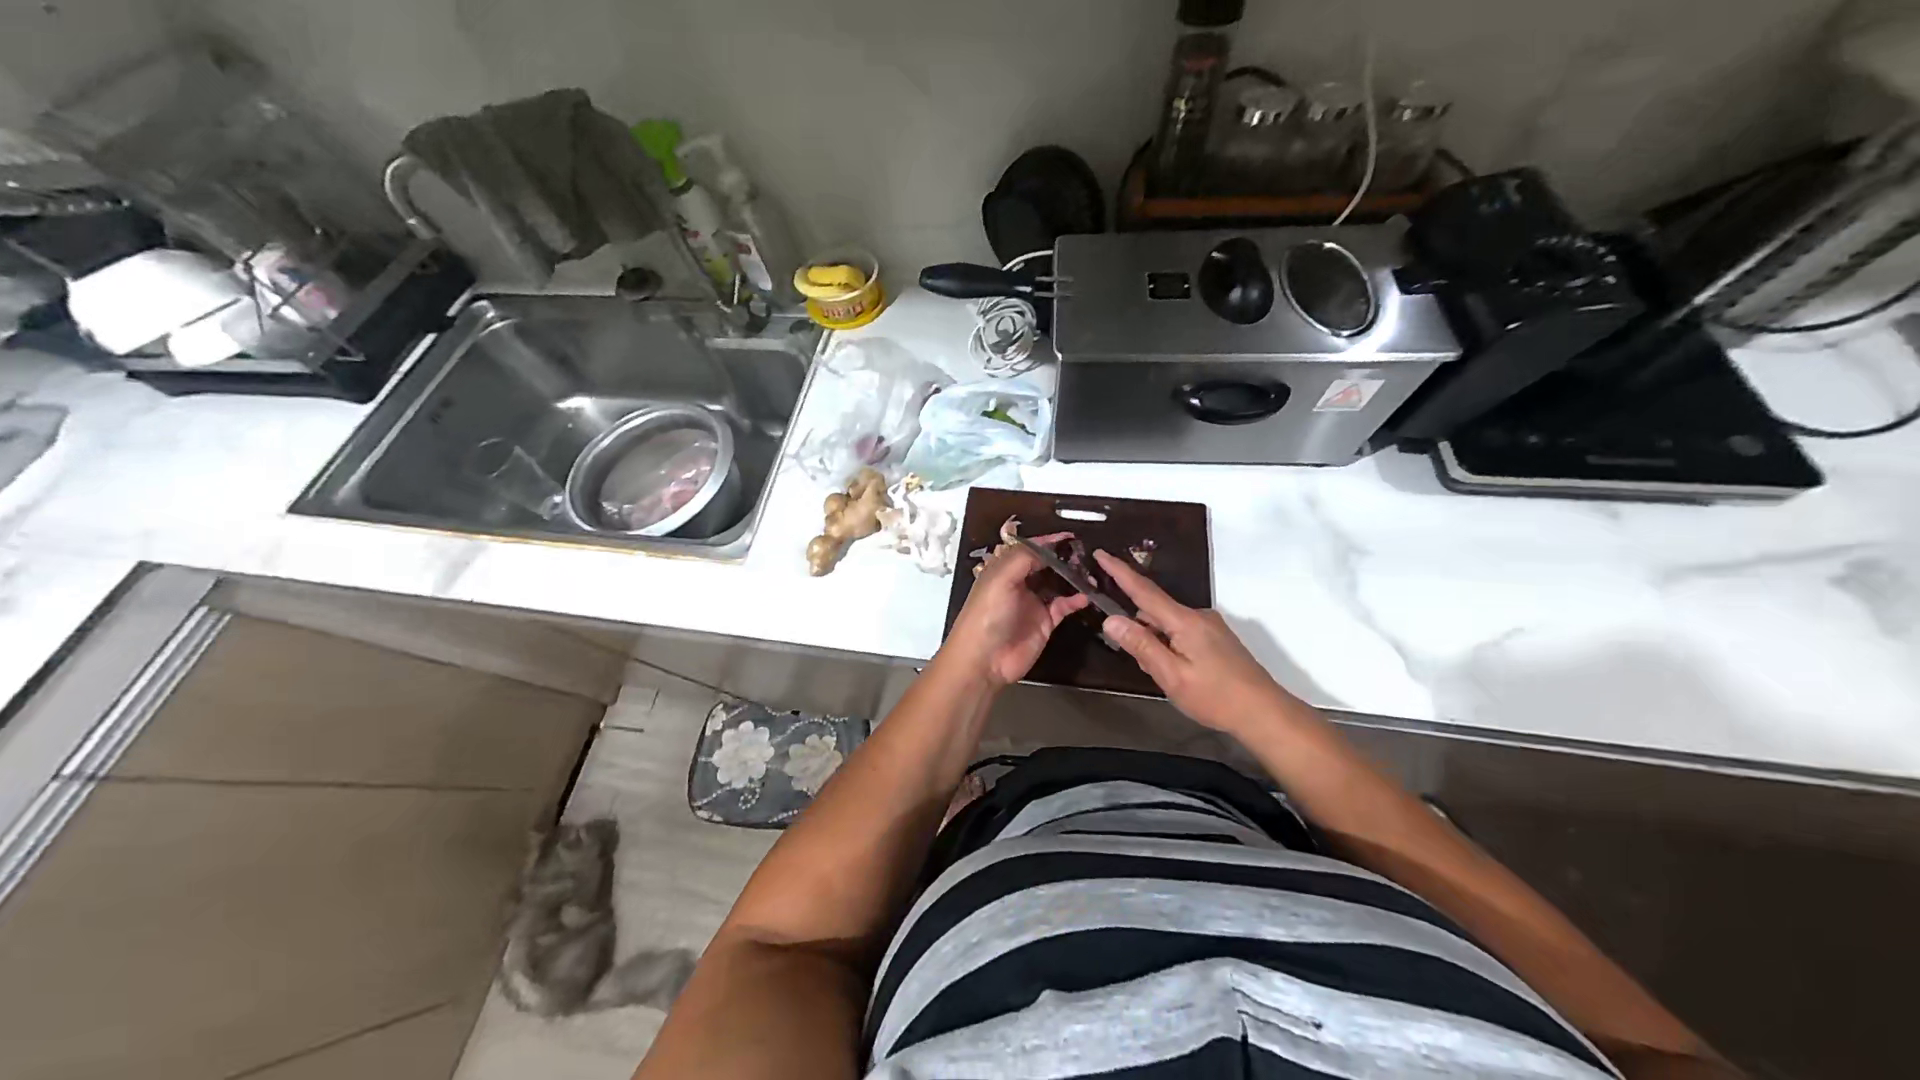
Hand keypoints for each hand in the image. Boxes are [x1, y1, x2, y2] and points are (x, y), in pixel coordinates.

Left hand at [942, 534, 1090, 687]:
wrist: (984, 660)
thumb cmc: (988, 614)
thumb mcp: (1000, 578)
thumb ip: (1024, 557)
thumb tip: (1049, 547)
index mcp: (1004, 569)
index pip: (1028, 549)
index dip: (1047, 541)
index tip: (1070, 536)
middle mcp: (1019, 583)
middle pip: (1045, 565)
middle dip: (1064, 558)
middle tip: (1086, 553)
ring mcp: (1033, 603)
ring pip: (1058, 584)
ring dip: (1073, 577)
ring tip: (1091, 572)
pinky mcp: (1045, 622)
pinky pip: (1064, 606)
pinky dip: (1076, 600)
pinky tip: (1087, 595)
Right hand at [1093, 549, 1299, 732]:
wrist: (1265, 713)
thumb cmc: (1216, 697)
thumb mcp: (1171, 676)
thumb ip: (1141, 646)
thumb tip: (1111, 619)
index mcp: (1185, 621)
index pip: (1144, 591)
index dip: (1120, 572)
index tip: (1100, 553)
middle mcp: (1198, 616)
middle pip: (1154, 611)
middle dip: (1139, 631)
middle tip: (1143, 665)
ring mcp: (1210, 626)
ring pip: (1168, 626)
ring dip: (1156, 644)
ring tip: (1166, 677)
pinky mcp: (1217, 639)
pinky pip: (1182, 633)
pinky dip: (1170, 647)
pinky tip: (1179, 673)